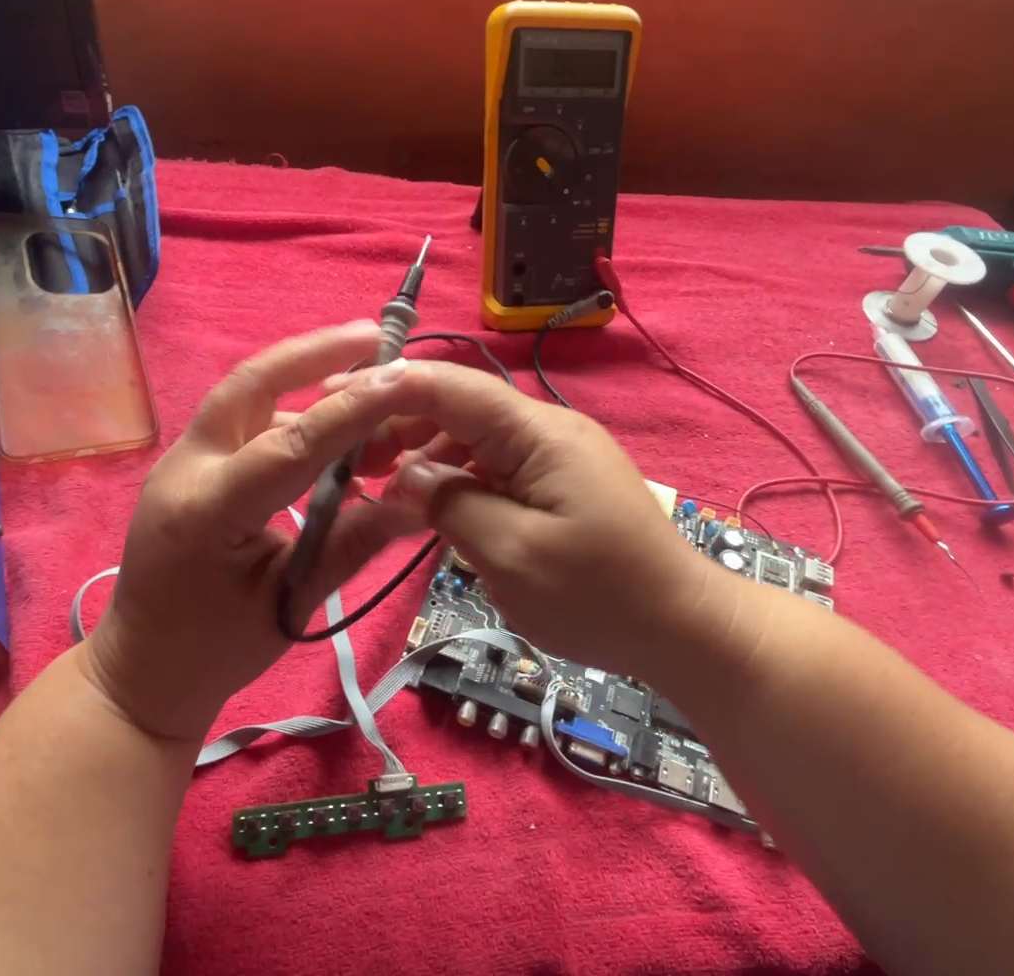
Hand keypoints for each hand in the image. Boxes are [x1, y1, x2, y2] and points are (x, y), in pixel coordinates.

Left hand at [84, 323, 420, 741]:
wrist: (140, 671)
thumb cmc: (212, 651)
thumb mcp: (289, 606)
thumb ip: (350, 546)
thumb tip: (419, 504)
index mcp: (207, 510)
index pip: (289, 444)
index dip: (350, 409)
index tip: (403, 377)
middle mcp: (186, 468)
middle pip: (249, 384)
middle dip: (313, 352)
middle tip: (372, 335)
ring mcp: (181, 463)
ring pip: (243, 393)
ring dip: (300, 371)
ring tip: (359, 362)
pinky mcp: (189, 467)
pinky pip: (241, 418)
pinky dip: (287, 403)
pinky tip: (325, 412)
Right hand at [330, 360, 751, 678]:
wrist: (680, 625)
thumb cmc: (597, 596)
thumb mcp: (511, 555)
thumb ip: (449, 505)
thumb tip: (404, 474)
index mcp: (539, 434)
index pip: (452, 389)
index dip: (389, 387)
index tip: (333, 399)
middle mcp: (547, 429)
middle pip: (460, 408)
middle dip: (400, 425)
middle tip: (348, 462)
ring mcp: (556, 455)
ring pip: (474, 438)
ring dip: (425, 455)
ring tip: (379, 487)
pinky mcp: (559, 482)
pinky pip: (495, 466)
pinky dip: (455, 479)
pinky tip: (429, 505)